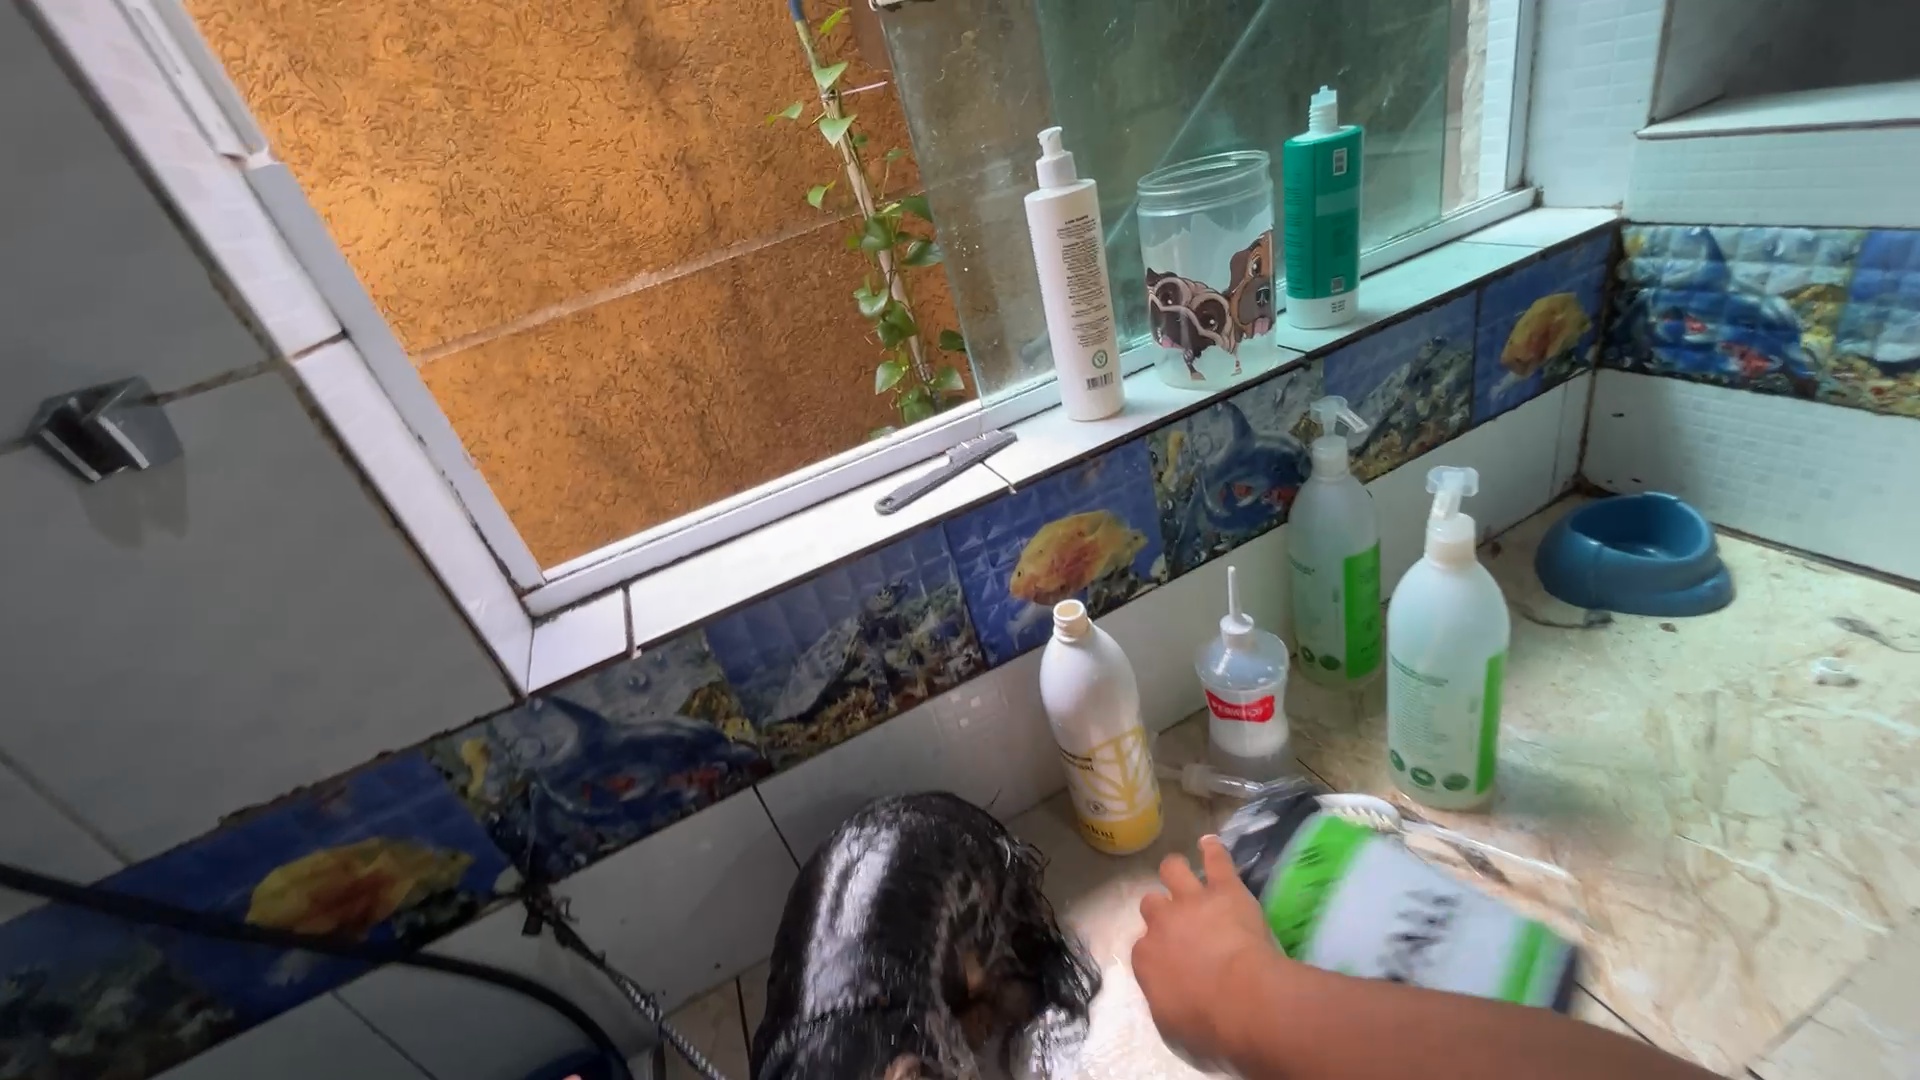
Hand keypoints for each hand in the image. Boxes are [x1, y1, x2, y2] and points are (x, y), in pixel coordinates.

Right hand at [1132, 835, 1288, 1066]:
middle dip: (1163, 912)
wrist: (1245, 1004)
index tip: (1171, 964)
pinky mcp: (1224, 889)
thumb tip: (1168, 992)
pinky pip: (1216, 859)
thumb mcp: (1174, 1026)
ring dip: (1177, 872)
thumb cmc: (1210, 1028)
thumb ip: (1164, 999)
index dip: (1157, 953)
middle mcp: (1162, 922)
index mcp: (1146, 959)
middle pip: (1152, 905)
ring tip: (1183, 874)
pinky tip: (1210, 843)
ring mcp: (1192, 901)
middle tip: (1180, 924)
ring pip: (1173, 870)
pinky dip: (1213, 850)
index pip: (1143, 949)